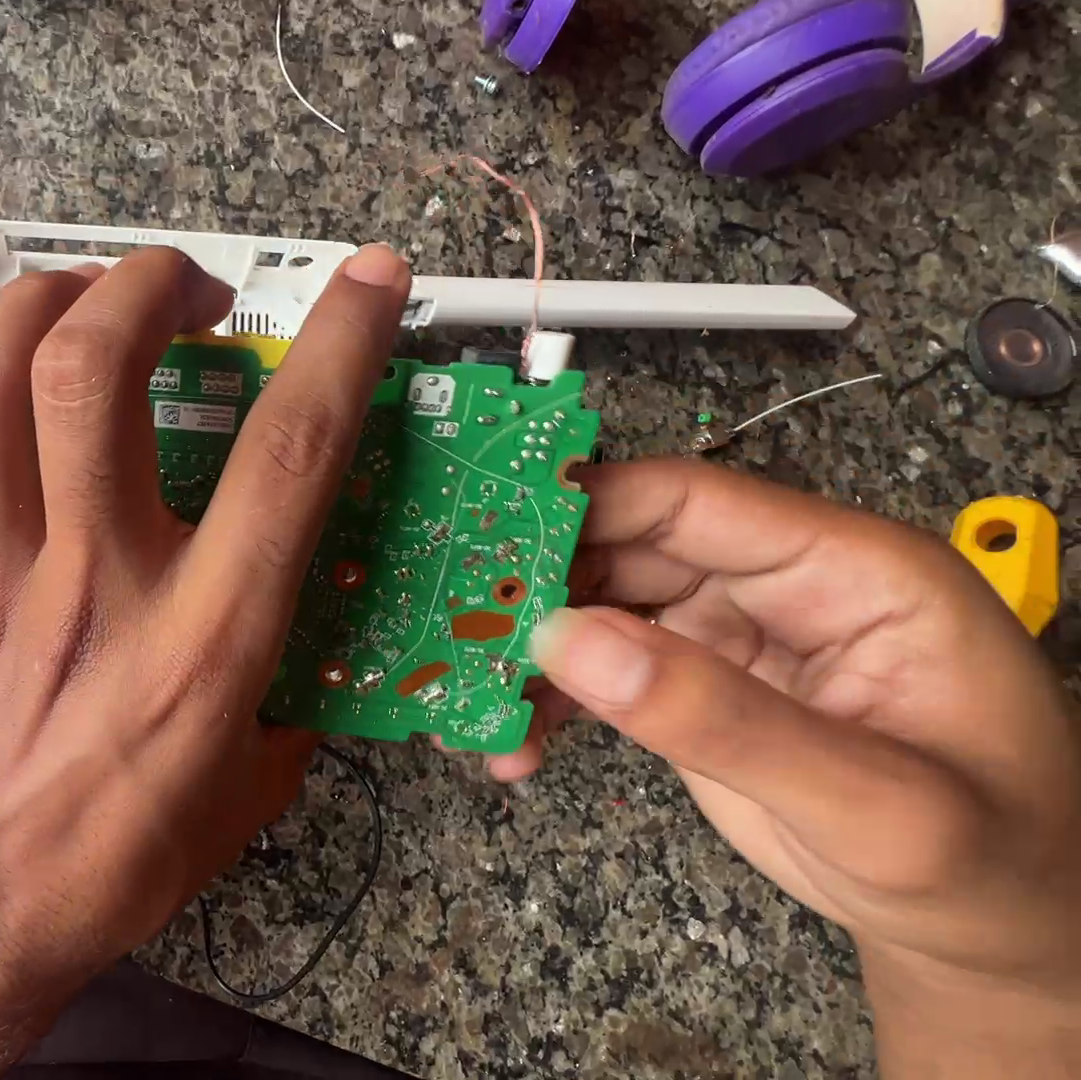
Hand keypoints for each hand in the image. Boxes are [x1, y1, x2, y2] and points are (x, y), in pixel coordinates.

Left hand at [0, 246, 412, 1078]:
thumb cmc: (122, 853)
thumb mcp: (254, 777)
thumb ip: (296, 677)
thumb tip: (318, 599)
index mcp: (202, 636)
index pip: (285, 455)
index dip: (337, 347)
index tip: (368, 282)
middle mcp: (94, 580)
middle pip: (91, 374)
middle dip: (145, 286)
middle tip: (189, 292)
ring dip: (38, 305)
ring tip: (86, 303)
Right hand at [528, 460, 1080, 1073]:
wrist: (986, 927)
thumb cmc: (986, 863)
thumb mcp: (872, 804)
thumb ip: (719, 717)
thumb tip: (566, 639)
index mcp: (842, 570)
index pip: (686, 502)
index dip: (579, 507)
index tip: (484, 534)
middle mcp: (768, 584)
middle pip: (613, 551)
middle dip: (529, 592)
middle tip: (453, 631)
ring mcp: (716, 631)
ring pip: (586, 609)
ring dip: (523, 655)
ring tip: (471, 701)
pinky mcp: (679, 678)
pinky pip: (589, 667)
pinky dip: (541, 699)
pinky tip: (512, 741)